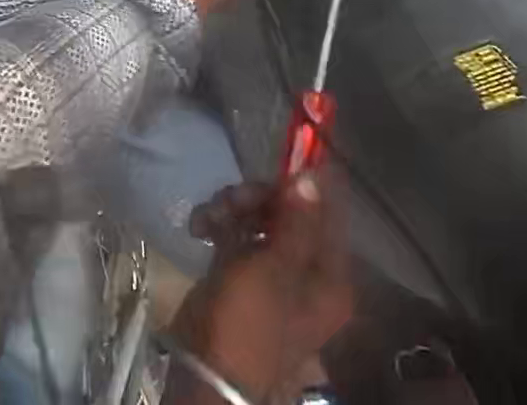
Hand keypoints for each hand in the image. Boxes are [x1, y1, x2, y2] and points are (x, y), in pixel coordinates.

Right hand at [167, 171, 355, 402]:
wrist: (207, 371)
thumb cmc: (249, 321)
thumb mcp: (275, 269)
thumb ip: (297, 221)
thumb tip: (314, 177)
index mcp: (328, 275)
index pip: (327, 214)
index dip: (309, 184)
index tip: (287, 156)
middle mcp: (306, 270)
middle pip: (288, 211)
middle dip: (257, 198)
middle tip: (231, 199)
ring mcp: (271, 271)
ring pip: (258, 217)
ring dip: (231, 209)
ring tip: (208, 218)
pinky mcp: (241, 271)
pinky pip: (235, 233)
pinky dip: (218, 224)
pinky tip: (198, 228)